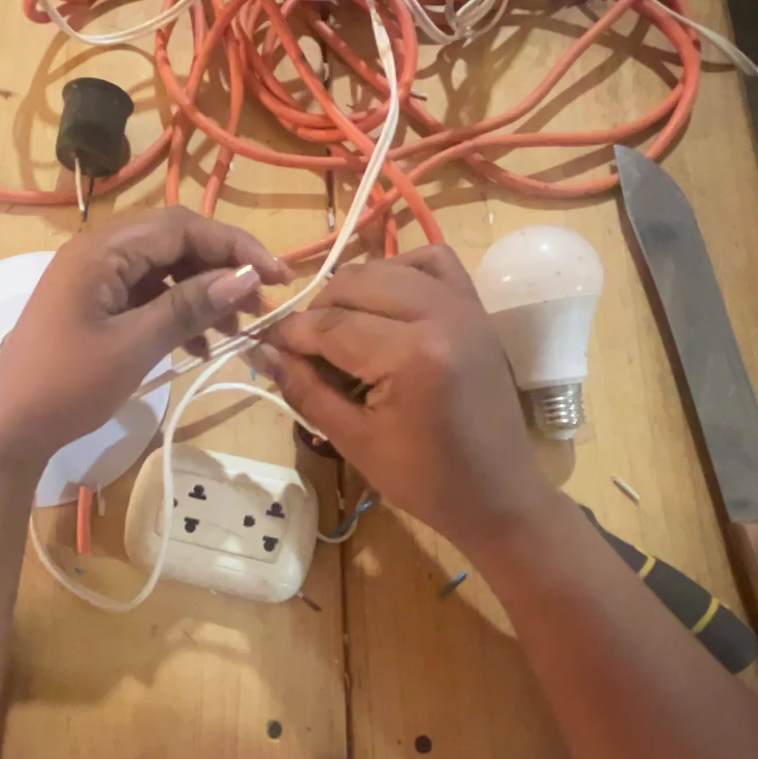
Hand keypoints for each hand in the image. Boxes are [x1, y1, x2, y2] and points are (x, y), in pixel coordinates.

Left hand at [0, 206, 291, 464]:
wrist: (9, 428)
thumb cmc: (67, 385)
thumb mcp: (134, 345)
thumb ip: (190, 306)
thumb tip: (247, 276)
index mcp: (103, 249)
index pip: (183, 226)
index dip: (236, 245)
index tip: (278, 276)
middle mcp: (98, 252)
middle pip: (175, 244)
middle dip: (222, 270)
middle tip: (260, 307)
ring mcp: (94, 279)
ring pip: (164, 271)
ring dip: (203, 295)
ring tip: (235, 332)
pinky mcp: (94, 305)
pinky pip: (146, 296)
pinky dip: (177, 314)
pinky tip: (198, 346)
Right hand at [252, 244, 556, 551]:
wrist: (497, 494)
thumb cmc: (423, 480)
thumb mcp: (352, 440)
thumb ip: (304, 389)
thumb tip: (260, 352)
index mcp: (411, 356)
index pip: (329, 325)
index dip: (288, 334)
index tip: (262, 346)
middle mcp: (440, 315)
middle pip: (354, 284)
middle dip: (316, 312)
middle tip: (301, 350)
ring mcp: (463, 306)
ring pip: (387, 268)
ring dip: (351, 292)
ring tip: (338, 332)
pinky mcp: (475, 309)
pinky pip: (431, 264)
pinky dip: (398, 273)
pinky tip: (381, 305)